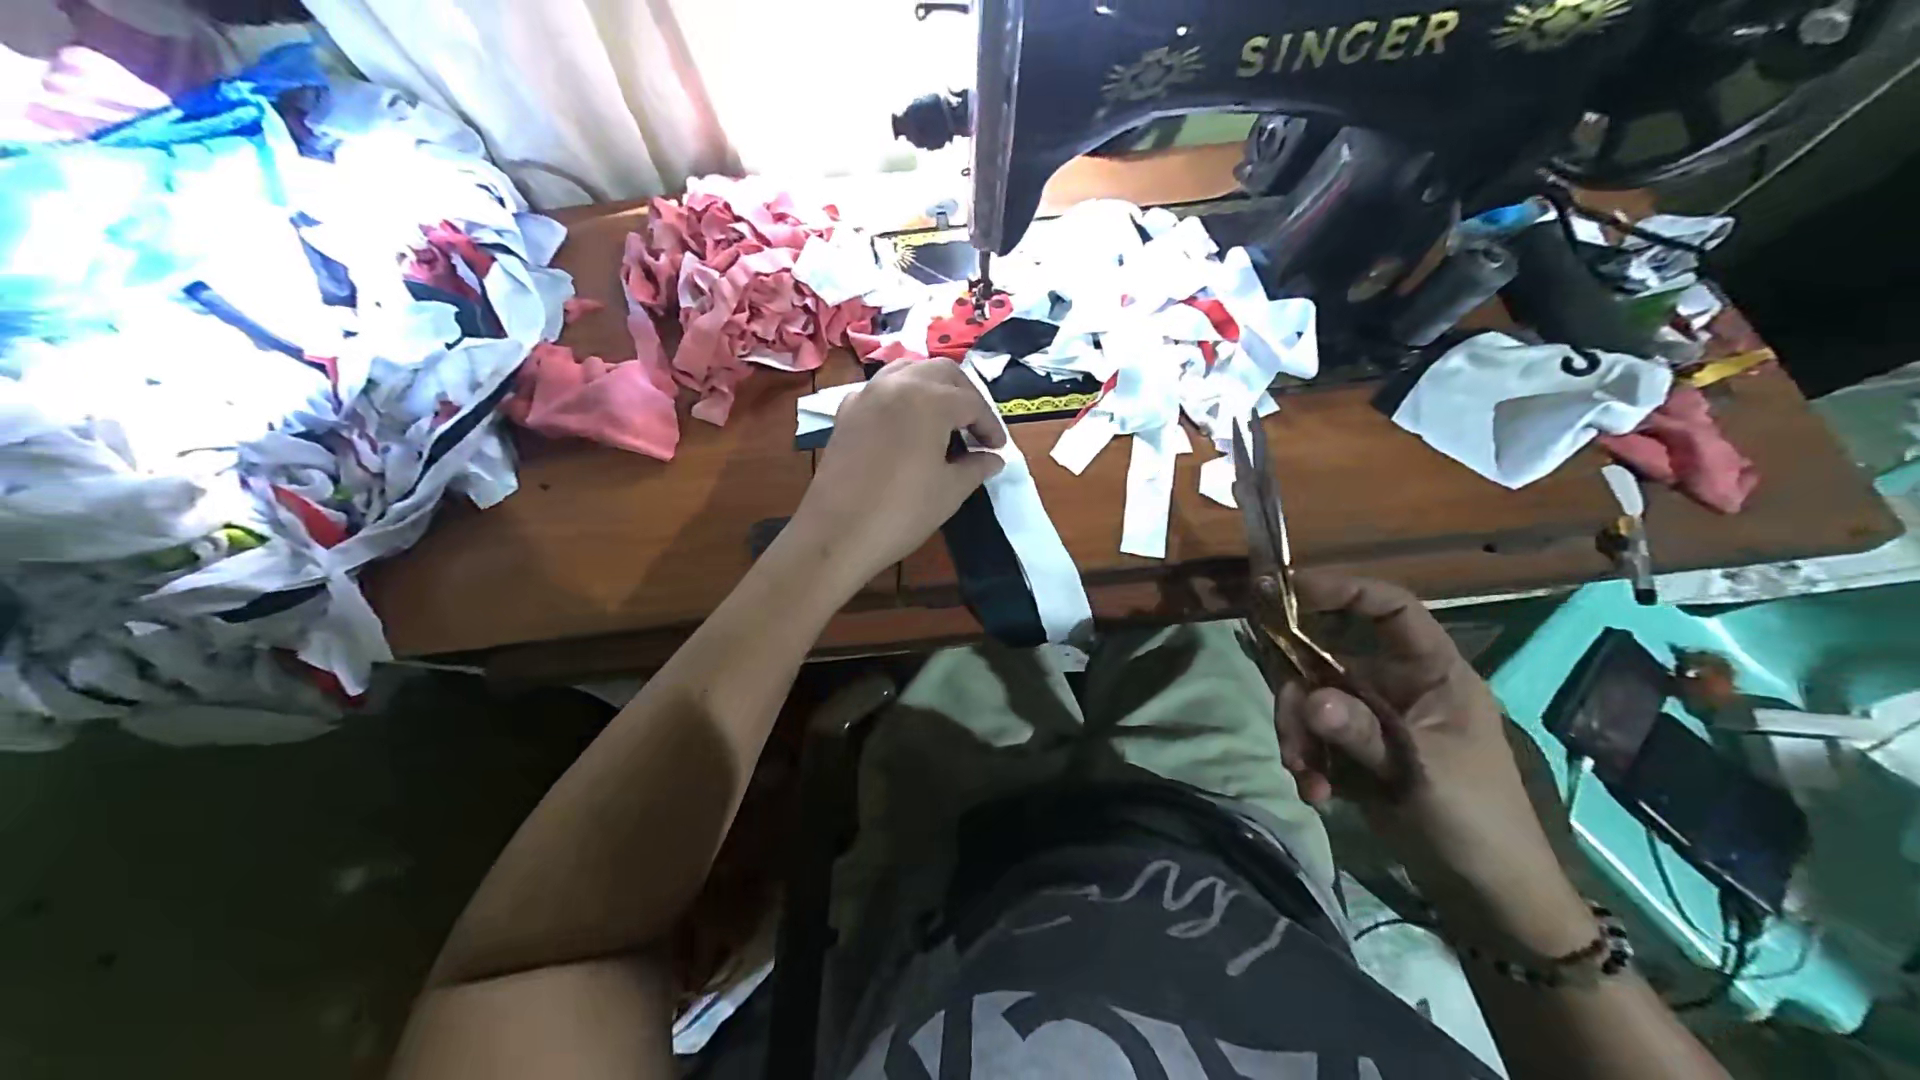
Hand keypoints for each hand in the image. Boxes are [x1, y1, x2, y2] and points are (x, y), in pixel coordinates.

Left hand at [787, 359, 1005, 589]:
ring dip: (933, 387)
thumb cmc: (902, 512)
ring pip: (909, 371)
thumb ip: (976, 467)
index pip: (972, 402)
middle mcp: (897, 384)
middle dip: (965, 396)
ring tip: (944, 420)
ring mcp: (866, 395)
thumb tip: (993, 459)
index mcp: (929, 399)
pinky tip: (906, 426)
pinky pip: (881, 390)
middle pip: (942, 373)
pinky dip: (901, 397)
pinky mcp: (846, 413)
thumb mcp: (949, 491)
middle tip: (976, 429)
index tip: (997, 448)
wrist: (837, 534)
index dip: (990, 425)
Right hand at [1276, 572, 1592, 954]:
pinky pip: (1314, 737)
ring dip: (1299, 738)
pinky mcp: (1357, 750)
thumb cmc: (1476, 819)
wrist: (1489, 893)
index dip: (1344, 590)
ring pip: (1312, 702)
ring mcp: (1375, 718)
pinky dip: (1307, 761)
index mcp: (1433, 673)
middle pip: (1327, 662)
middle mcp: (1398, 685)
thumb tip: (1307, 697)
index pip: (1391, 609)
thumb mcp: (1419, 771)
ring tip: (1305, 778)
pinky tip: (1315, 794)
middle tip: (1293, 743)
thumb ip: (1362, 731)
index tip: (1289, 591)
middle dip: (1300, 701)